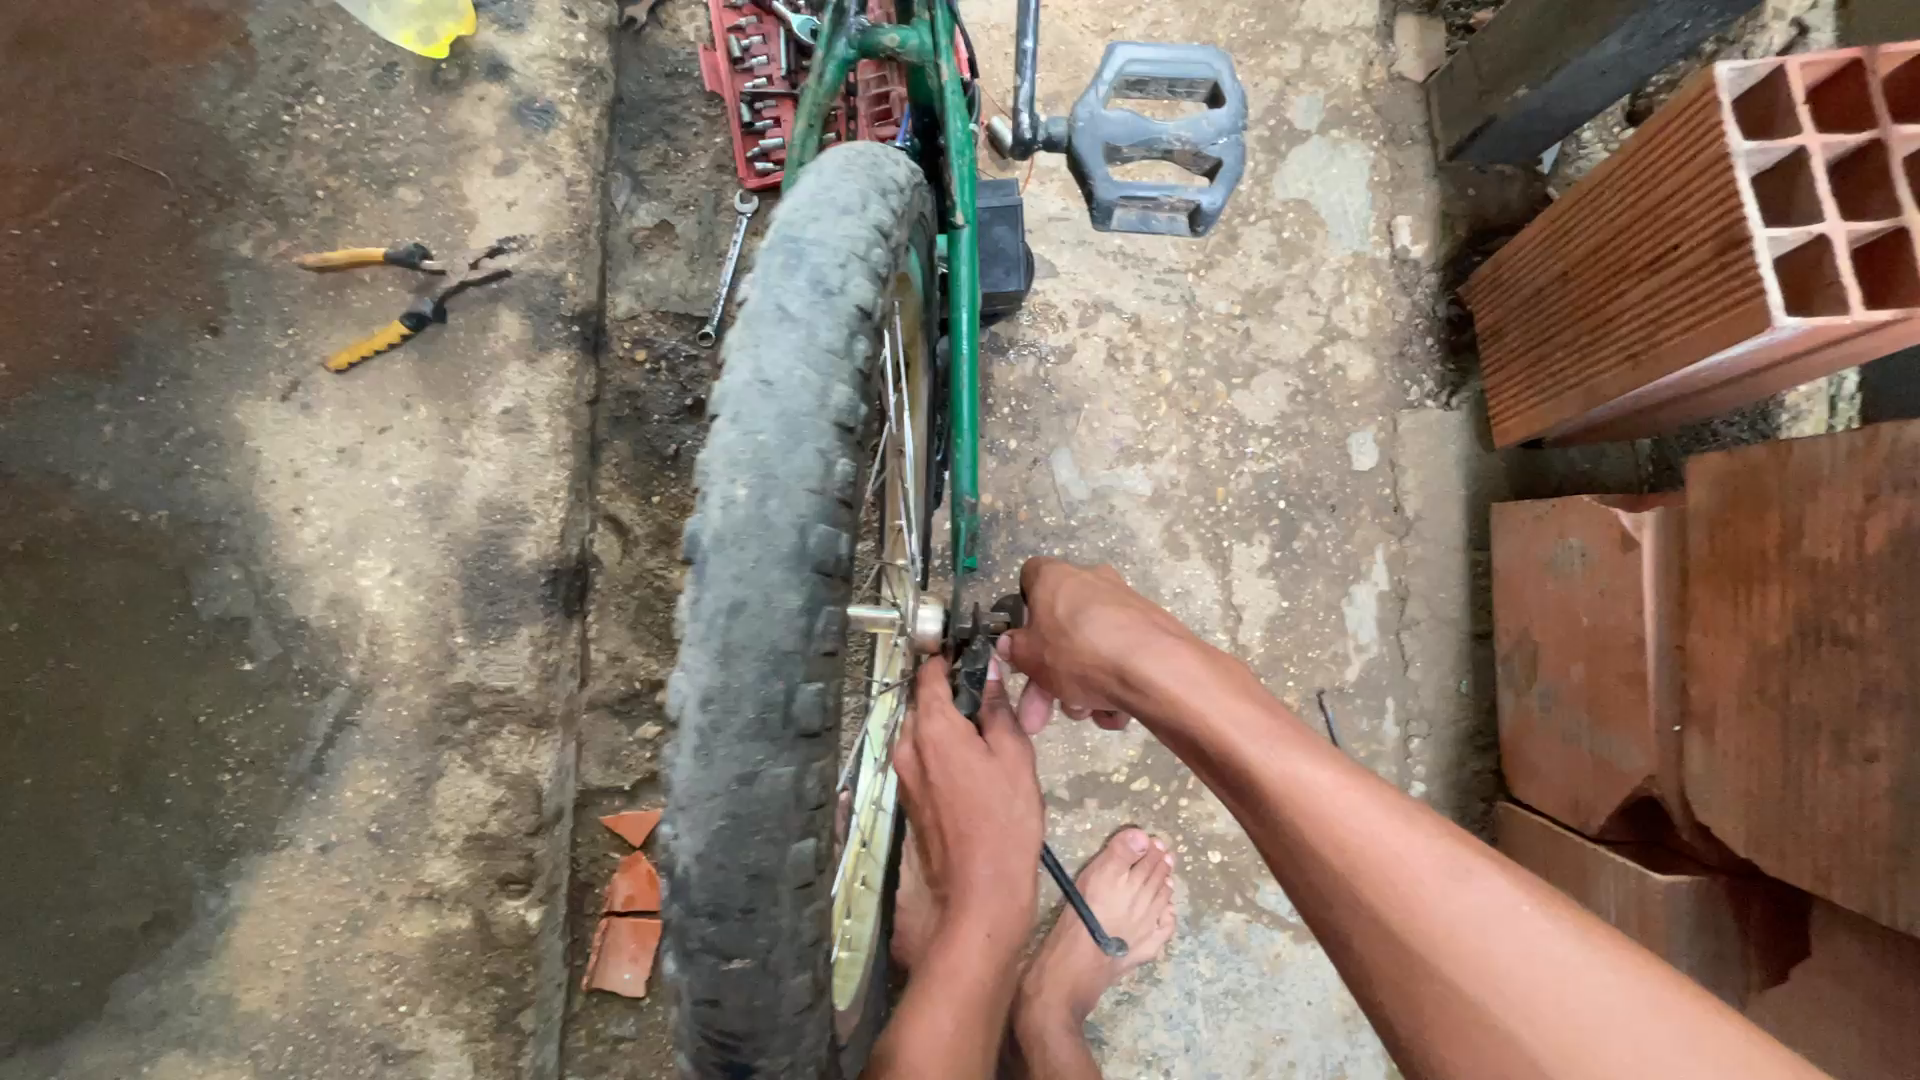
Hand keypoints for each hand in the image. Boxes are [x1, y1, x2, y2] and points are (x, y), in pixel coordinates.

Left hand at [893, 656, 1042, 944]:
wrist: (980, 892)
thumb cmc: (1005, 821)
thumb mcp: (1014, 756)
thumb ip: (997, 710)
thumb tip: (989, 673)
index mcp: (932, 728)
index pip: (929, 675)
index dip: (948, 660)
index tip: (971, 655)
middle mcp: (907, 746)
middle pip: (922, 702)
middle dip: (951, 695)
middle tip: (989, 699)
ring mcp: (903, 774)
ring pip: (921, 730)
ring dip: (946, 724)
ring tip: (986, 734)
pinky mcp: (908, 797)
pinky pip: (921, 757)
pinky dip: (941, 749)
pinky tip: (973, 764)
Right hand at [997, 558, 1200, 731]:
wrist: (1154, 668)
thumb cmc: (1078, 652)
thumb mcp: (1030, 657)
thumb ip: (1014, 649)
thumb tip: (1011, 644)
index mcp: (1055, 576)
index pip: (1030, 578)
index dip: (1024, 610)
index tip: (1025, 642)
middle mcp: (1090, 581)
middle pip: (1060, 628)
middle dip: (1049, 675)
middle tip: (1041, 713)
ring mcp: (1123, 604)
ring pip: (1089, 648)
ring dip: (1080, 685)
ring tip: (1086, 715)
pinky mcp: (1150, 628)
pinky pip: (1119, 657)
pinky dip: (1112, 683)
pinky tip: (1113, 710)